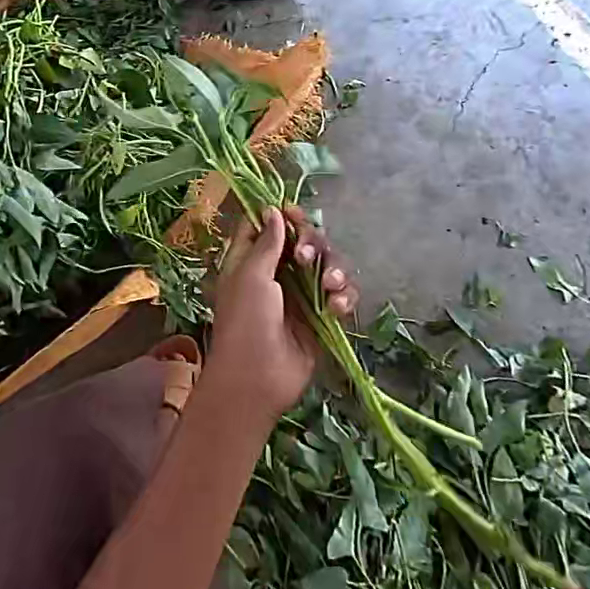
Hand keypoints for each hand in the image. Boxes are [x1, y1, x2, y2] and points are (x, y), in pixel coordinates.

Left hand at [205, 207, 358, 420]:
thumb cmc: (245, 323)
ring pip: (328, 265)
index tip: (293, 212)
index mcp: (252, 260)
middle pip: (305, 241)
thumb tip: (273, 210)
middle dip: (312, 243)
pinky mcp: (322, 317)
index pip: (269, 226)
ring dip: (334, 270)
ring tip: (330, 286)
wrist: (257, 379)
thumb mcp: (251, 277)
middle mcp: (278, 273)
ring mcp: (302, 295)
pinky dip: (344, 297)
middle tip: (305, 258)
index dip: (282, 215)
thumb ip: (267, 243)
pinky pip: (341, 296)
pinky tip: (336, 309)